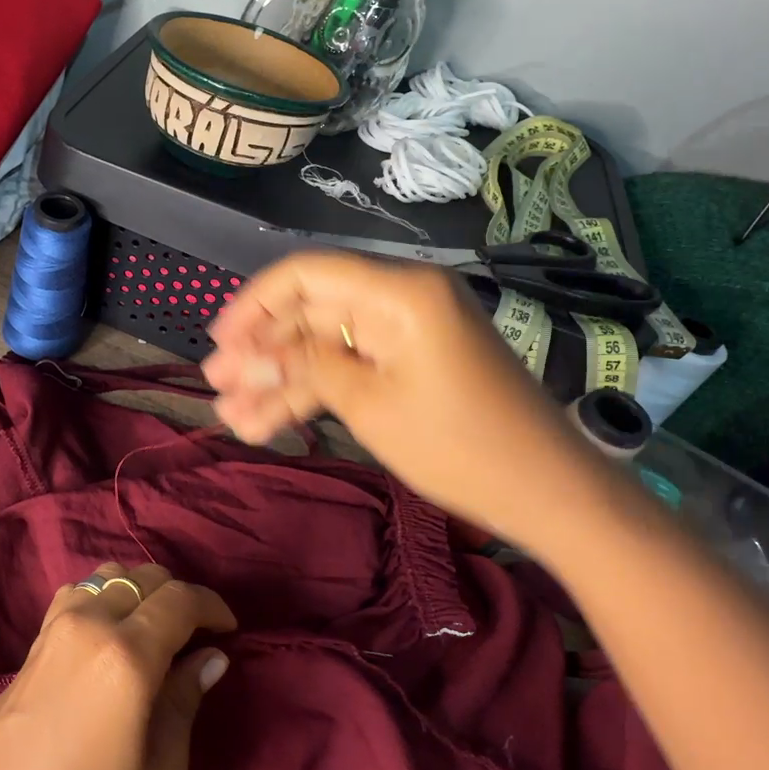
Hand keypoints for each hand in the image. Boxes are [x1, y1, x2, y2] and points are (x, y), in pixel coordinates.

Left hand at [0, 563, 237, 769]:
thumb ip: (184, 709)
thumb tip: (209, 660)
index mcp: (125, 655)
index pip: (180, 599)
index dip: (213, 606)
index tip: (231, 629)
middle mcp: (87, 625)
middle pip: (143, 577)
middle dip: (178, 596)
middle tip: (199, 636)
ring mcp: (52, 629)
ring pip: (106, 578)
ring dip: (138, 592)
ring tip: (157, 633)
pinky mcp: (30, 644)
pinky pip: (77, 596)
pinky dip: (105, 599)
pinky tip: (113, 635)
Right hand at [201, 252, 594, 540]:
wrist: (551, 495)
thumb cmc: (461, 445)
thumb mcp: (370, 404)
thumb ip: (305, 367)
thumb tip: (248, 356)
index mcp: (398, 292)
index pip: (306, 274)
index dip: (254, 304)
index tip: (219, 341)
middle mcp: (400, 299)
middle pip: (310, 313)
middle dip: (261, 352)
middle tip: (217, 387)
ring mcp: (405, 333)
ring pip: (322, 347)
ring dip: (279, 382)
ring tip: (232, 418)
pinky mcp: (409, 363)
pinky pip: (349, 369)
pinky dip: (312, 395)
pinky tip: (268, 426)